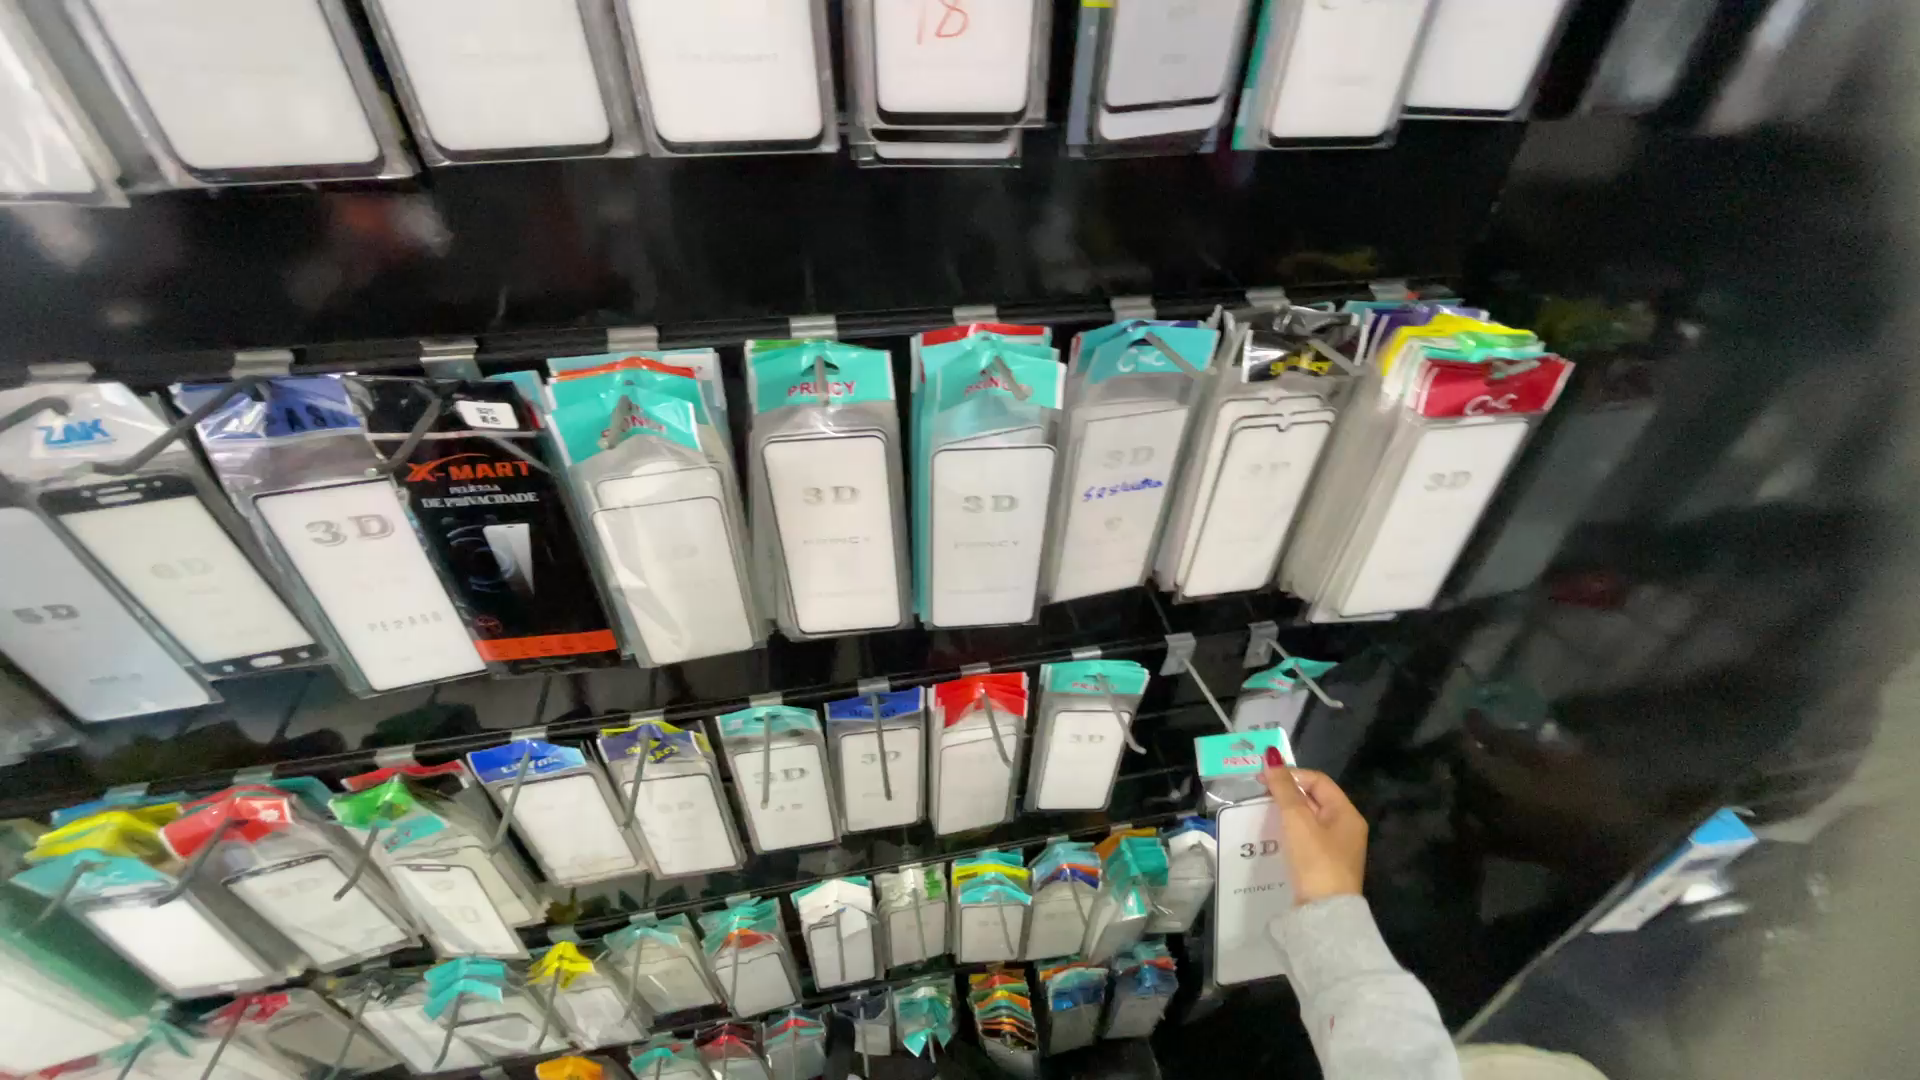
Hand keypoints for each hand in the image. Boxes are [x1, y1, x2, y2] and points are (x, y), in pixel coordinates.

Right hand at [1260, 749, 1366, 905]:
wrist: (1324, 913)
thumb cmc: (1315, 859)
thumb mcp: (1297, 819)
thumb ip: (1283, 787)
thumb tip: (1271, 755)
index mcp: (1346, 814)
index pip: (1318, 780)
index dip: (1291, 774)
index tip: (1264, 777)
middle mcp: (1345, 828)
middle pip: (1313, 798)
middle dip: (1286, 792)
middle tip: (1259, 791)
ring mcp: (1335, 847)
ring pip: (1307, 818)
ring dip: (1284, 810)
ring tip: (1261, 810)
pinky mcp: (1323, 864)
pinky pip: (1304, 836)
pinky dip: (1287, 830)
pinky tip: (1271, 833)